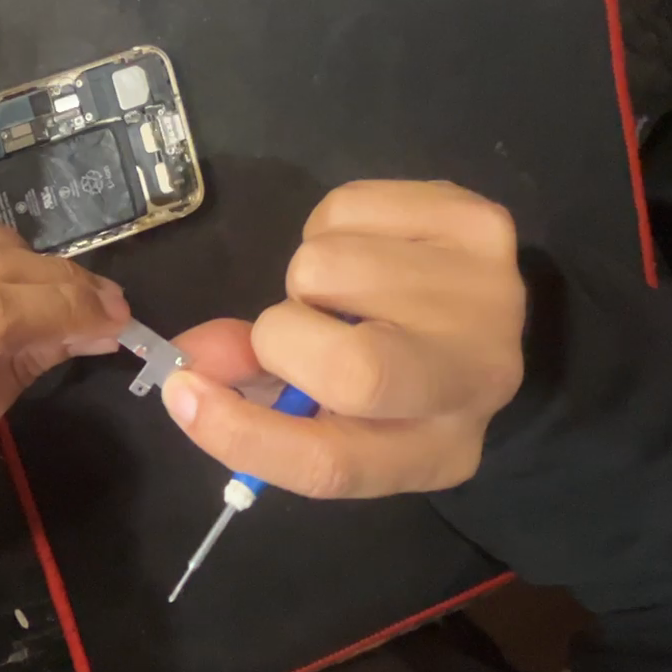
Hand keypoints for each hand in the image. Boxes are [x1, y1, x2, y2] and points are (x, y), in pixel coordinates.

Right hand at [161, 180, 525, 497]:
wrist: (479, 309)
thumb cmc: (386, 365)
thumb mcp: (318, 397)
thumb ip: (247, 383)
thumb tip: (185, 360)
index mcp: (427, 451)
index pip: (330, 464)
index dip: (242, 433)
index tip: (181, 392)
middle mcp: (476, 381)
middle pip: (353, 370)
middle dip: (283, 334)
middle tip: (298, 325)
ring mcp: (489, 295)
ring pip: (329, 267)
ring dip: (308, 276)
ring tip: (344, 289)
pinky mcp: (482, 221)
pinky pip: (346, 208)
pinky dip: (330, 224)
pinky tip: (369, 248)